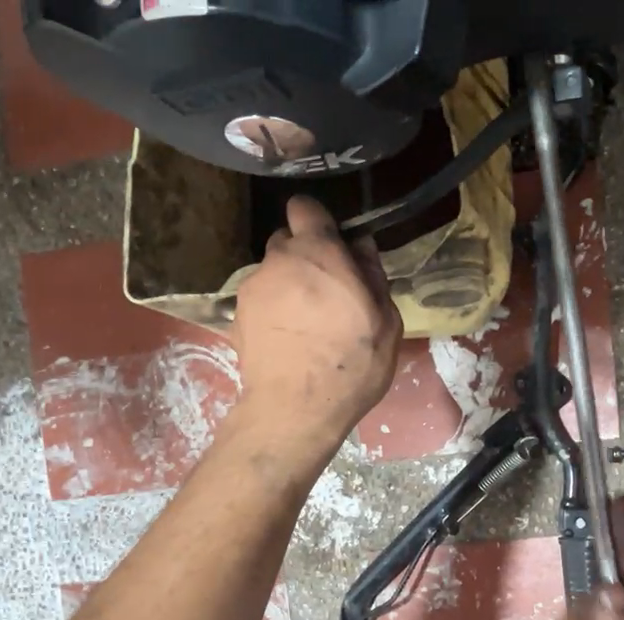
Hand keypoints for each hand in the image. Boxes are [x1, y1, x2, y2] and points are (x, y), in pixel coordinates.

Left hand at [230, 195, 400, 446]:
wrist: (296, 409)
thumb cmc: (353, 364)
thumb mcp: (386, 322)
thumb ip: (374, 277)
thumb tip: (362, 246)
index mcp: (318, 253)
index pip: (305, 207)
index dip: (319, 221)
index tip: (333, 244)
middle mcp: (278, 260)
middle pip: (288, 242)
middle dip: (305, 258)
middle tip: (328, 294)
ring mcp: (253, 288)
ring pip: (273, 274)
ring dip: (289, 288)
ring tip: (309, 326)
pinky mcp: (237, 315)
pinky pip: (261, 302)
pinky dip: (274, 313)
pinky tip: (290, 343)